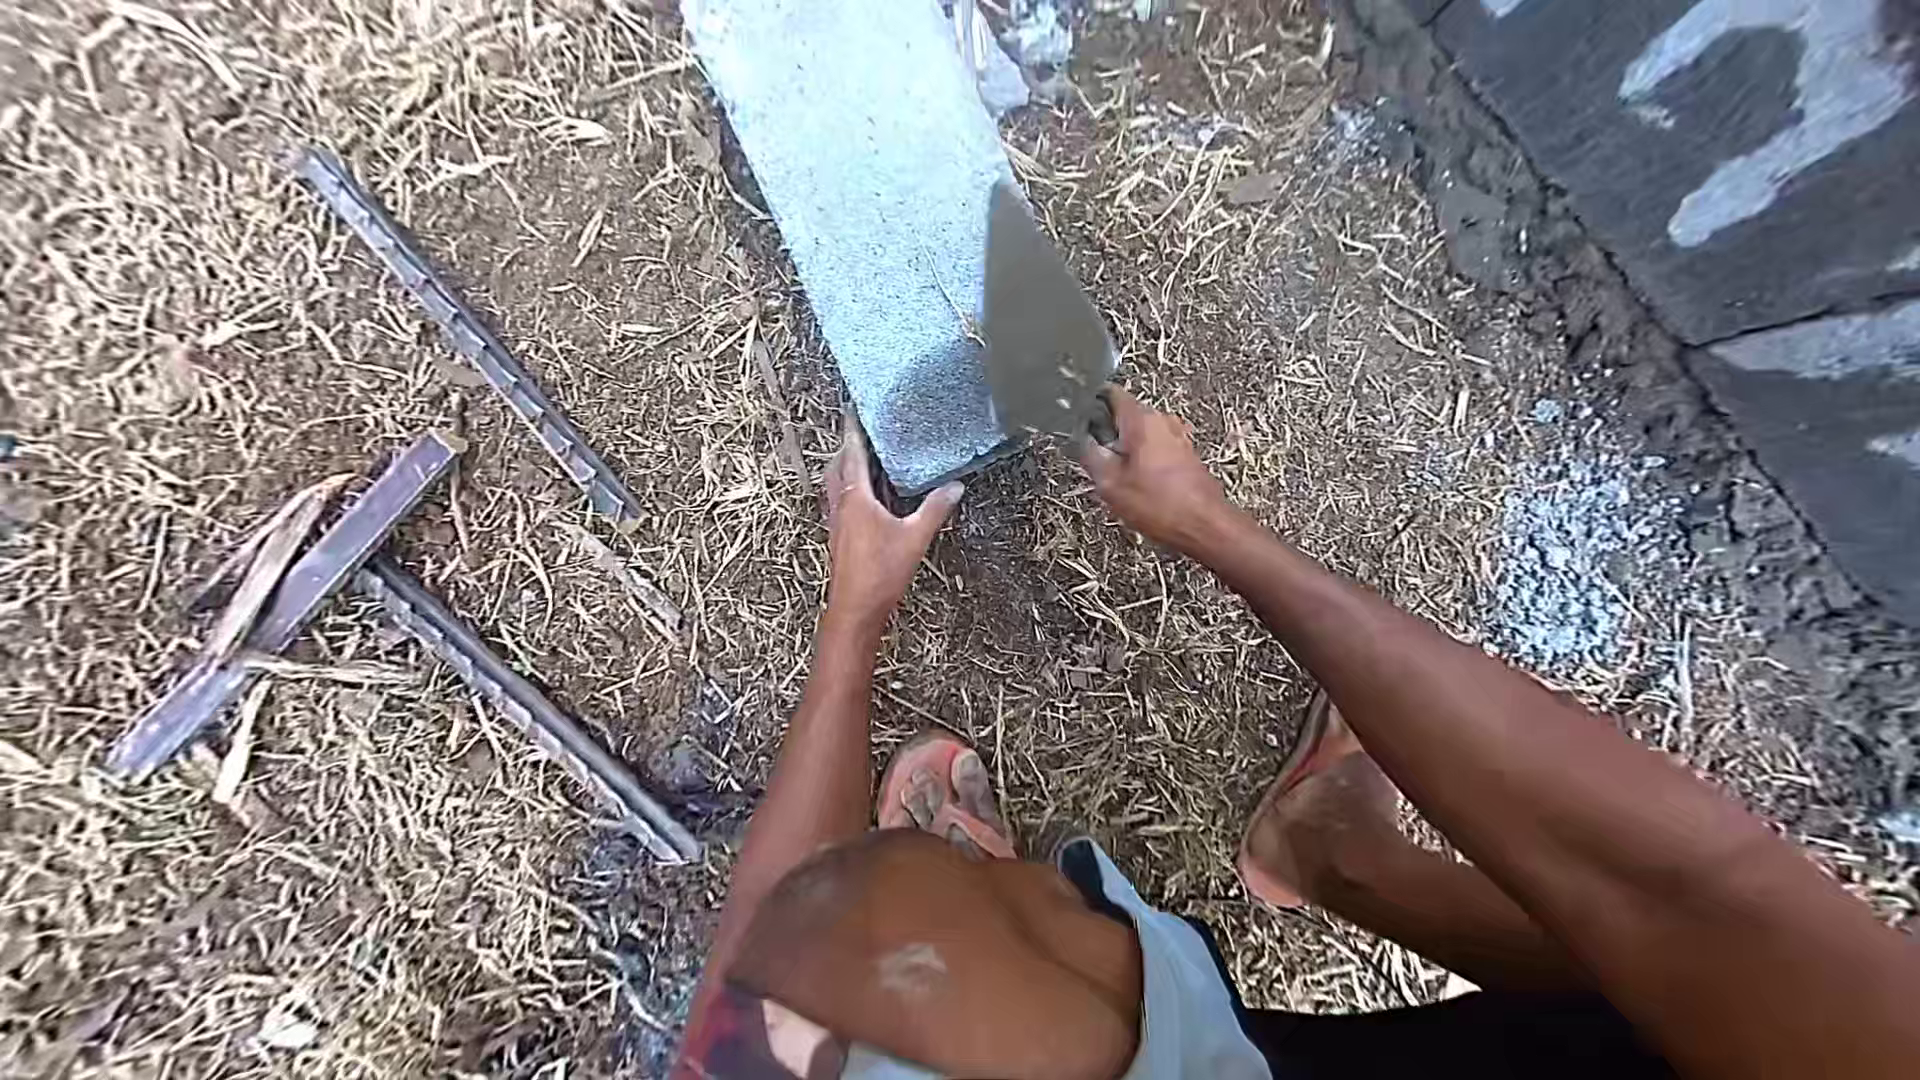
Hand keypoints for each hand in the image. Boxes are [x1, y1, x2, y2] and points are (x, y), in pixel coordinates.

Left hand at [823, 416, 963, 630]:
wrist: (856, 608)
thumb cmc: (882, 572)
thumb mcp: (916, 537)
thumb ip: (935, 509)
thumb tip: (955, 486)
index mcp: (855, 498)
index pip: (852, 454)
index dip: (853, 431)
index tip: (853, 410)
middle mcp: (840, 505)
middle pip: (837, 466)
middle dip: (847, 447)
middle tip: (860, 433)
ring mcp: (836, 522)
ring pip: (835, 485)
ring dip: (845, 468)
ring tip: (863, 459)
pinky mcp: (838, 537)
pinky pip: (839, 502)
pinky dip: (848, 489)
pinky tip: (865, 499)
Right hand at [1078, 387, 1234, 553]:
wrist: (1204, 526)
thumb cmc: (1161, 505)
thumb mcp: (1108, 482)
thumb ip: (1089, 454)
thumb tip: (1081, 439)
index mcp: (1141, 419)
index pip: (1109, 394)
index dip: (1090, 407)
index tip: (1080, 426)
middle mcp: (1163, 421)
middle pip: (1123, 418)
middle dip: (1108, 439)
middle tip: (1100, 468)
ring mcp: (1178, 437)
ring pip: (1139, 437)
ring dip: (1125, 455)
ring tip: (1121, 484)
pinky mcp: (1186, 455)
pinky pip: (1155, 451)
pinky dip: (1143, 465)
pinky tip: (1141, 490)